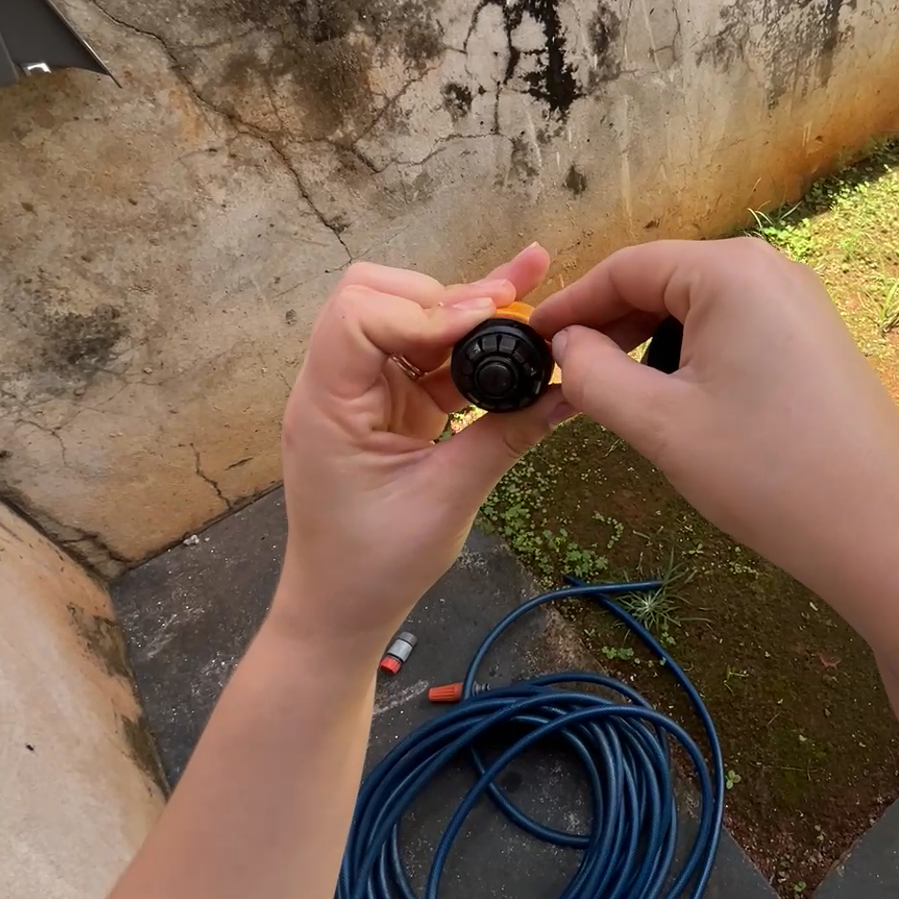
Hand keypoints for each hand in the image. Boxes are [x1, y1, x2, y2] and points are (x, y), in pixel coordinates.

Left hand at [272, 245, 569, 651]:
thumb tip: (568, 394)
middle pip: (378, 297)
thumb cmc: (377, 563)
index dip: (426, 308)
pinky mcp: (394, 404)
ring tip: (526, 291)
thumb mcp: (448, 498)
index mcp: (330, 404)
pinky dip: (471, 342)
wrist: (343, 607)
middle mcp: (340, 384)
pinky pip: (431, 356)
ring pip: (408, 317)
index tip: (486, 320)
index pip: (359, 317)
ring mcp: (367, 391)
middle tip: (508, 305)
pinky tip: (513, 325)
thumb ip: (506, 436)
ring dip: (464, 309)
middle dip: (446, 297)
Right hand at [530, 238, 898, 604]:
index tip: (532, 340)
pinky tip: (686, 396)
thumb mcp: (660, 424)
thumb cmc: (762, 472)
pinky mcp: (818, 336)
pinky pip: (739, 326)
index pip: (627, 267)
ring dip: (654, 340)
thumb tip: (567, 344)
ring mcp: (802, 301)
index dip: (572, 302)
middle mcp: (772, 268)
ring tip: (627, 392)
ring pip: (702, 305)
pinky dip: (698, 351)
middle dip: (614, 323)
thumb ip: (593, 374)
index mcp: (731, 271)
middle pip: (668, 279)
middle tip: (573, 373)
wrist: (879, 530)